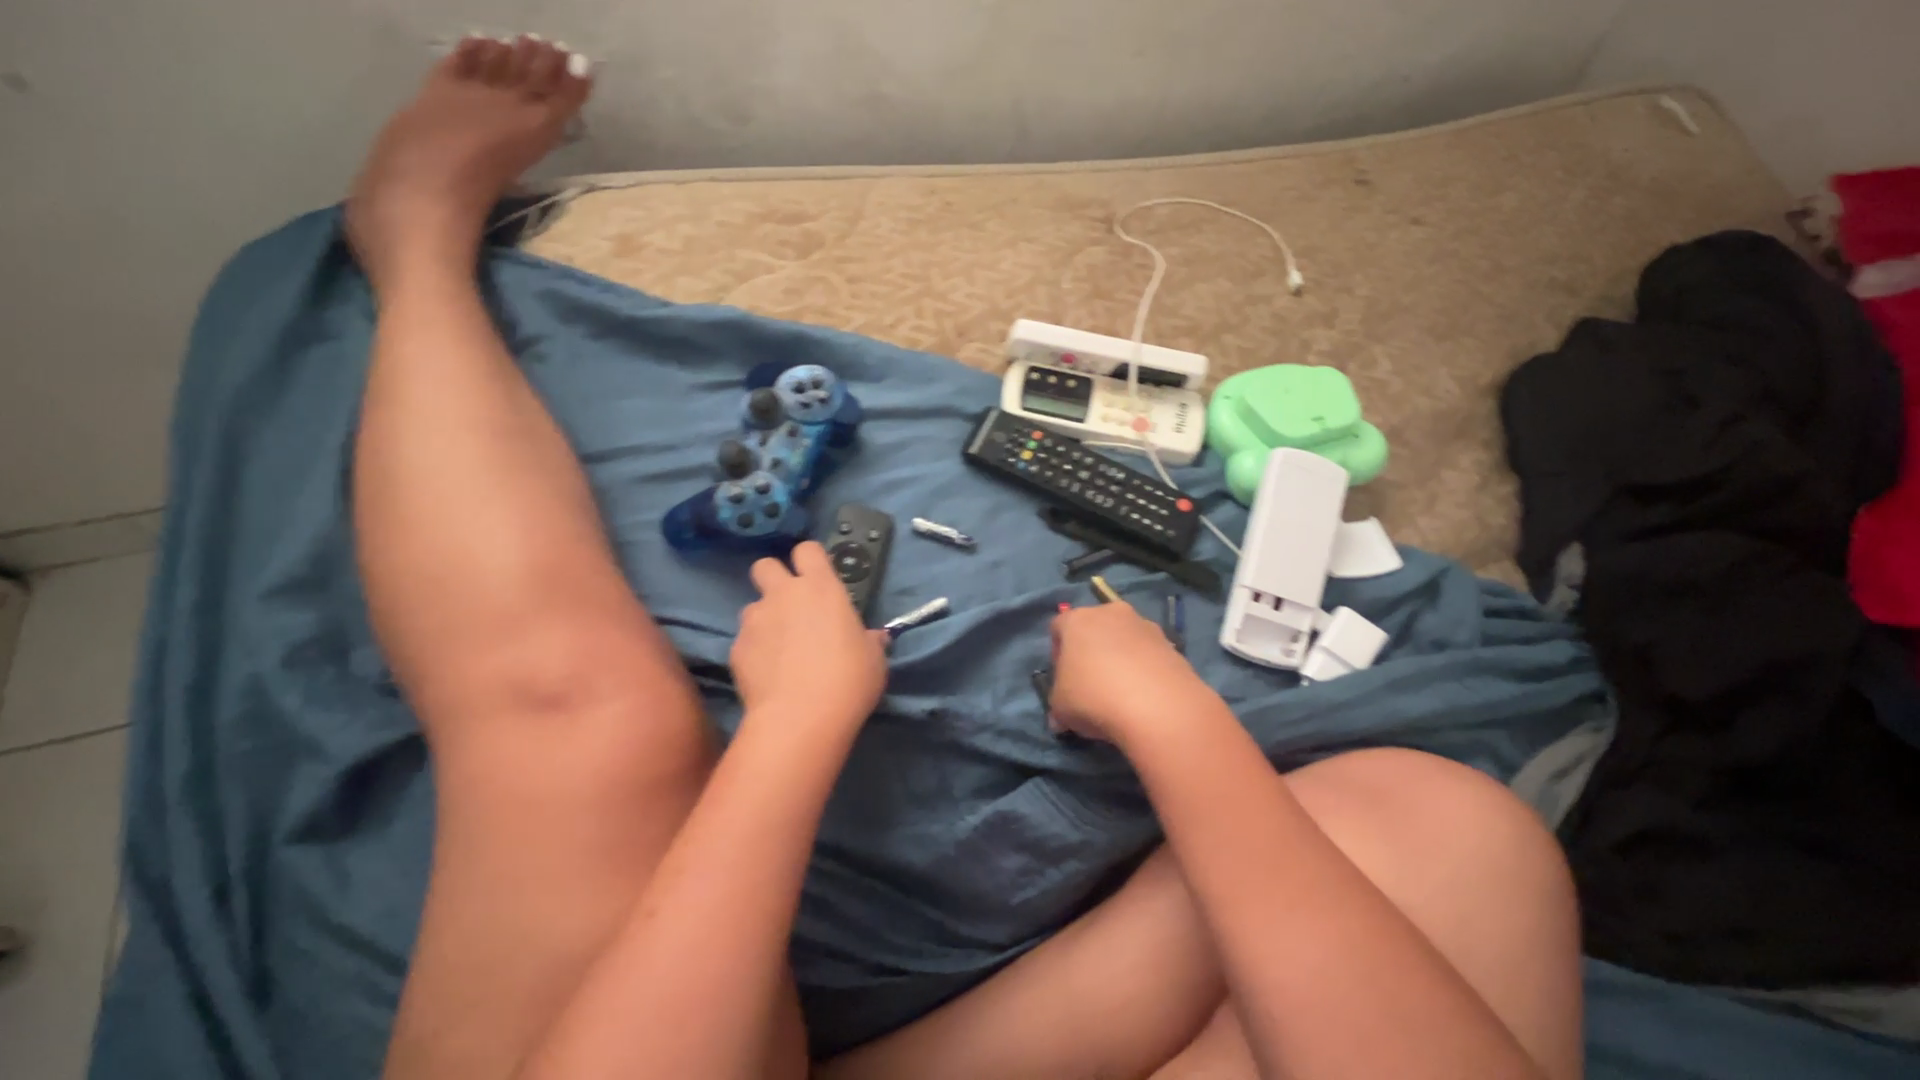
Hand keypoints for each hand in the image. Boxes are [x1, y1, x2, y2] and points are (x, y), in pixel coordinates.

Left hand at [731, 541, 888, 731]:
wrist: (800, 718)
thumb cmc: (848, 681)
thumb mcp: (873, 659)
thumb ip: (869, 640)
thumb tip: (873, 637)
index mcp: (821, 588)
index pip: (807, 550)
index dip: (810, 561)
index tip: (817, 580)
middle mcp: (783, 594)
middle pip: (765, 565)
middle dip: (773, 579)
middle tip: (789, 606)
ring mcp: (755, 620)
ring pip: (751, 607)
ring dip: (764, 620)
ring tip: (778, 650)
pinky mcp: (735, 648)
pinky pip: (744, 641)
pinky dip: (754, 652)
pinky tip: (767, 675)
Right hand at [1048, 602, 1212, 742]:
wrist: (1157, 706)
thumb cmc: (1094, 698)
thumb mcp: (1060, 708)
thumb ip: (1058, 705)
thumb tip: (1061, 719)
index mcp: (1077, 620)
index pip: (1058, 628)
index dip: (1057, 654)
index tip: (1063, 680)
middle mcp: (1111, 613)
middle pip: (1095, 629)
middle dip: (1091, 653)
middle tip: (1092, 684)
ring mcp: (1145, 625)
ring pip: (1124, 639)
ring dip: (1120, 659)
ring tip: (1122, 694)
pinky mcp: (1171, 644)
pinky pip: (1149, 654)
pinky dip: (1144, 670)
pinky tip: (1144, 697)